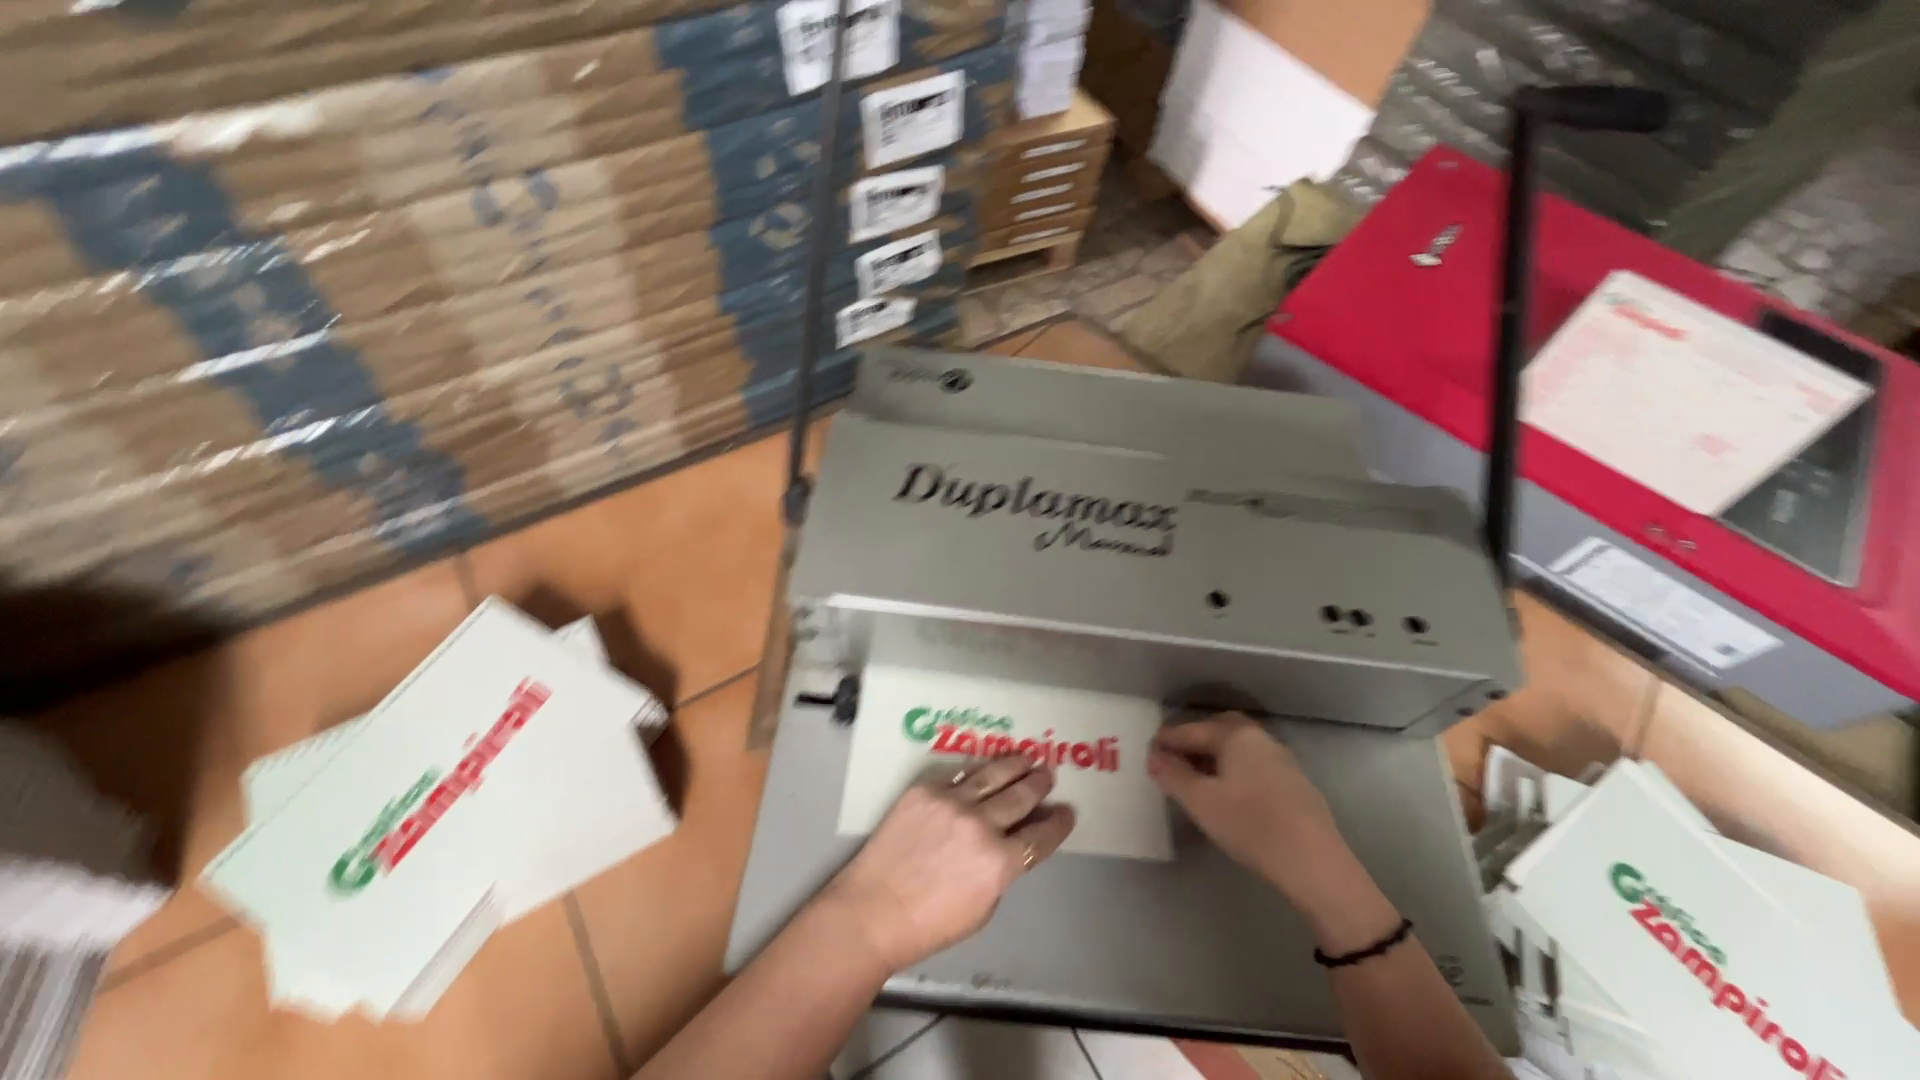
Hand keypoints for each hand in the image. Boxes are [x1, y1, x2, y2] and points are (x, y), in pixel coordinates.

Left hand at [823, 755, 1076, 972]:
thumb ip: (1001, 872)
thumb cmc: (930, 923)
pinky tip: (984, 766)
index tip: (1067, 812)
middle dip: (1039, 784)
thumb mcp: (984, 908)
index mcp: (1000, 862)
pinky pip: (957, 774)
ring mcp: (952, 803)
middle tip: (1048, 774)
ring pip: (993, 775)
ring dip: (1014, 765)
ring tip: (1027, 758)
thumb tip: (1008, 847)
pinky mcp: (925, 791)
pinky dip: (975, 770)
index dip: (1058, 823)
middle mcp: (981, 825)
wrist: (874, 909)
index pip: (1041, 836)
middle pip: (1021, 797)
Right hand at [1148, 714, 1376, 926]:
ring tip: (1197, 775)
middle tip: (1174, 756)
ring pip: (1241, 747)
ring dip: (1216, 754)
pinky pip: (1255, 765)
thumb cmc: (1250, 825)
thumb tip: (1154, 757)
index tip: (1148, 750)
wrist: (1314, 863)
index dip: (1167, 740)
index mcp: (1236, 736)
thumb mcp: (1201, 802)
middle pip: (1221, 729)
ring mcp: (1283, 761)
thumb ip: (1173, 776)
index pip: (1192, 730)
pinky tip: (1230, 792)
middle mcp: (1261, 739)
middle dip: (1195, 738)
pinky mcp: (1296, 785)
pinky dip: (1235, 769)